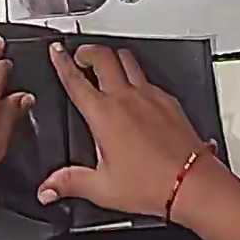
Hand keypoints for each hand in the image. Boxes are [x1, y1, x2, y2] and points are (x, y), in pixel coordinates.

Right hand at [39, 42, 216, 217]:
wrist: (191, 182)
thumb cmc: (152, 184)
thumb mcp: (102, 188)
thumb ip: (70, 182)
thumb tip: (49, 187)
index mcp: (104, 115)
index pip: (75, 80)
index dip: (62, 61)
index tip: (56, 51)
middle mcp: (126, 98)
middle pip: (103, 56)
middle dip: (87, 51)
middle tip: (79, 56)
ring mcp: (149, 96)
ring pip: (128, 59)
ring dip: (112, 57)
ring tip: (105, 64)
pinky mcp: (168, 100)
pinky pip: (148, 78)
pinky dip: (136, 76)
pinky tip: (136, 91)